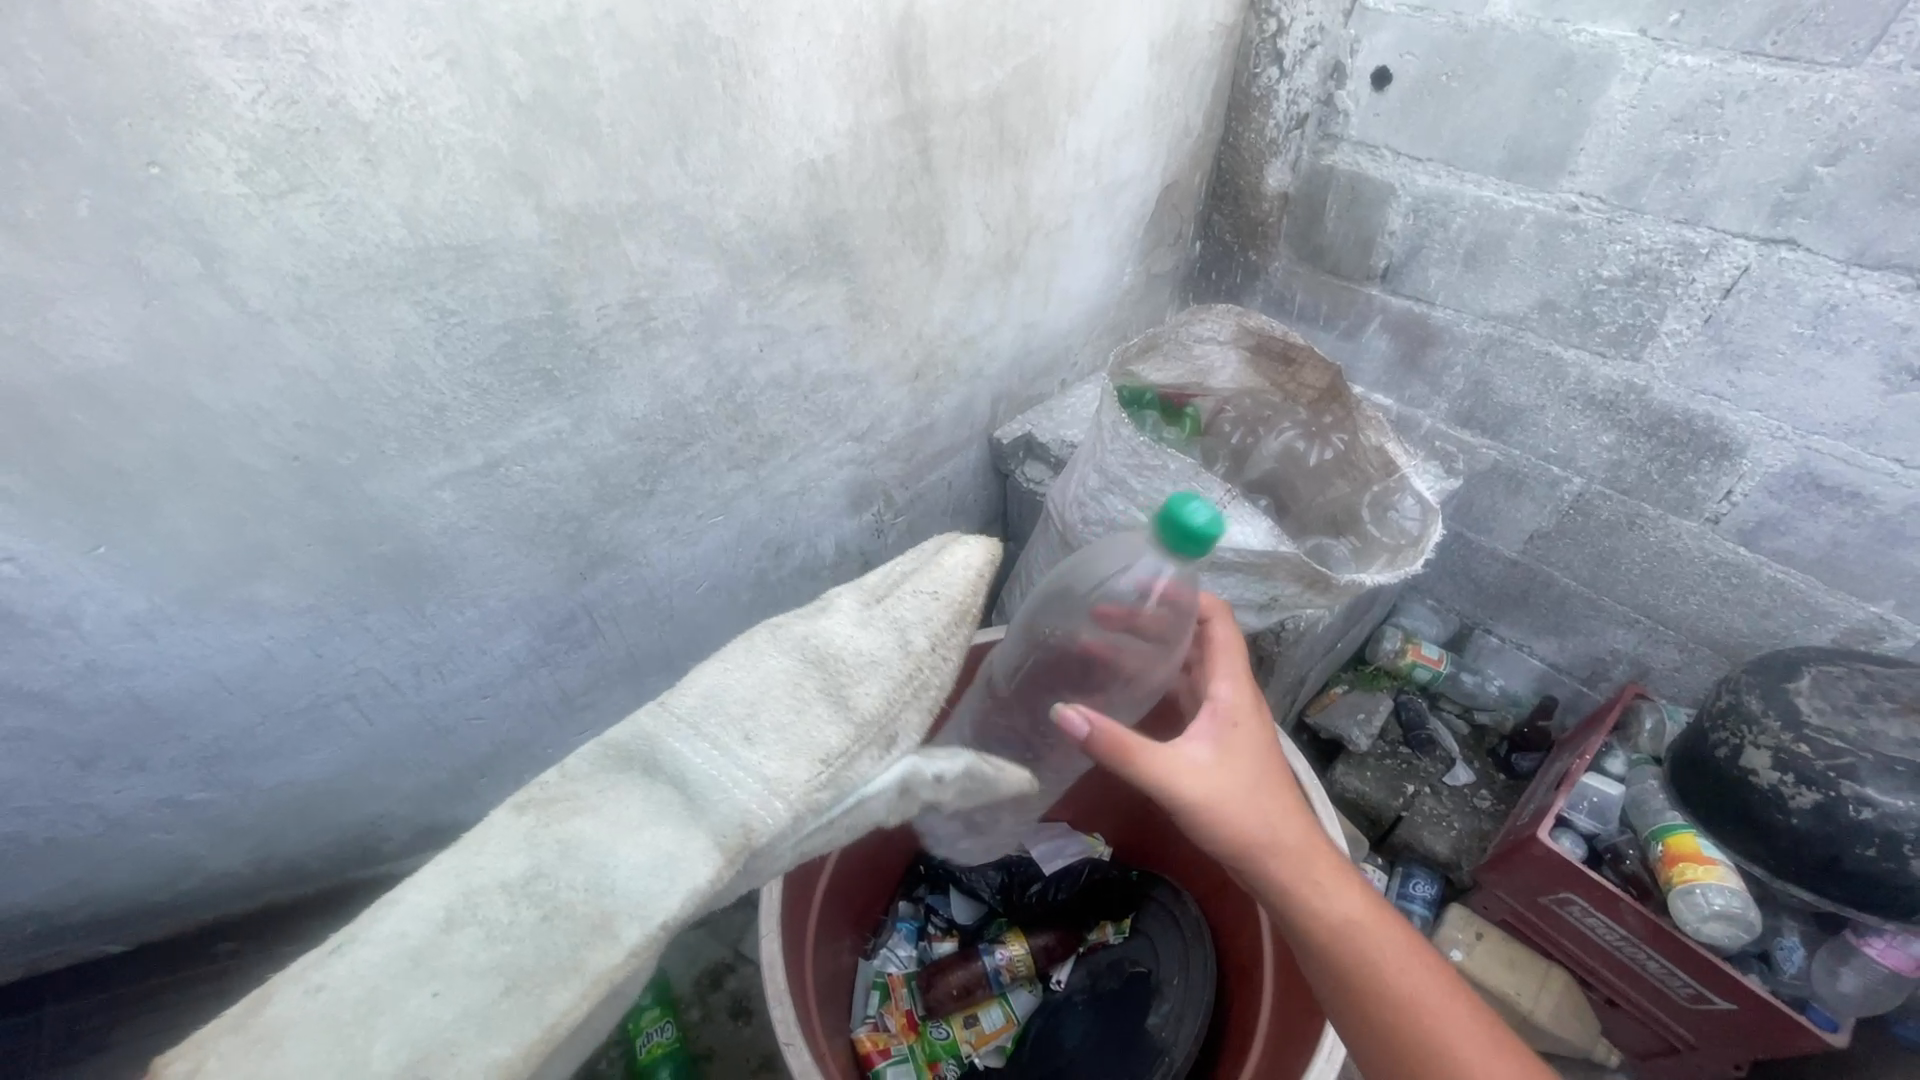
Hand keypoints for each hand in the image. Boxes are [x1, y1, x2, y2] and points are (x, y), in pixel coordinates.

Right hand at [1049, 592, 1334, 879]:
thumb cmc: (1239, 813)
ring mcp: (1221, 717)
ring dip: (1146, 653)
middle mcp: (1227, 692)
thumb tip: (1061, 712)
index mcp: (1229, 686)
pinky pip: (1179, 697)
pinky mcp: (1212, 740)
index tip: (1138, 584)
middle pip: (1191, 639)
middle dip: (1148, 622)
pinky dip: (1151, 684)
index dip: (1182, 595)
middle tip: (1099, 614)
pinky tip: (1120, 690)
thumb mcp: (1172, 778)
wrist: (1282, 865)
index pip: (1215, 618)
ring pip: (1183, 668)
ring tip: (1098, 642)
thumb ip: (1116, 746)